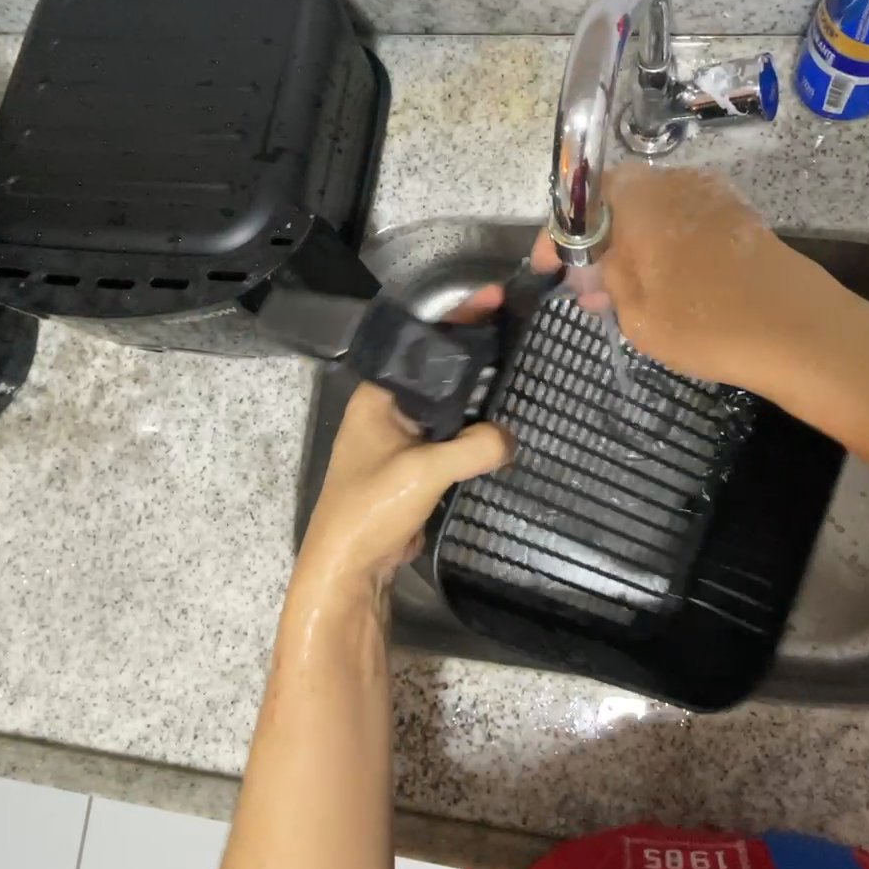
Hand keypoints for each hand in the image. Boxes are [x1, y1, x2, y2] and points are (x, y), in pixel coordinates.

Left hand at [296, 288, 512, 583]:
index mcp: (378, 398)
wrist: (349, 569)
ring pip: (446, 408)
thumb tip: (512, 438)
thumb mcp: (424, 471)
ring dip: (476, 398)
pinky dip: (473, 432)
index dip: (458, 321)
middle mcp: (388, 411)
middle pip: (437, 374)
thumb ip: (474, 447)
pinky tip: (502, 425)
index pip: (422, 347)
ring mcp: (401, 441)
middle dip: (473, 355)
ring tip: (518, 371)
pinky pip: (449, 439)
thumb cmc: (372, 508)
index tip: (494, 299)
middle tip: (516, 333)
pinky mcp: (415, 468)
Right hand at [531, 164, 855, 394]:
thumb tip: (594, 266)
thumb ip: (604, 278)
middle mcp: (673, 182)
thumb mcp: (634, 309)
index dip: (557, 238)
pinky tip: (661, 291)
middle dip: (595, 247)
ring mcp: (712, 197)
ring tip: (619, 299)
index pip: (580, 204)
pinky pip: (682, 227)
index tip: (546, 268)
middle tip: (585, 291)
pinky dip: (662, 253)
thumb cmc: (704, 321)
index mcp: (638, 195)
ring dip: (629, 252)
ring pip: (651, 218)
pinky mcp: (739, 220)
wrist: (800, 331)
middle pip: (617, 206)